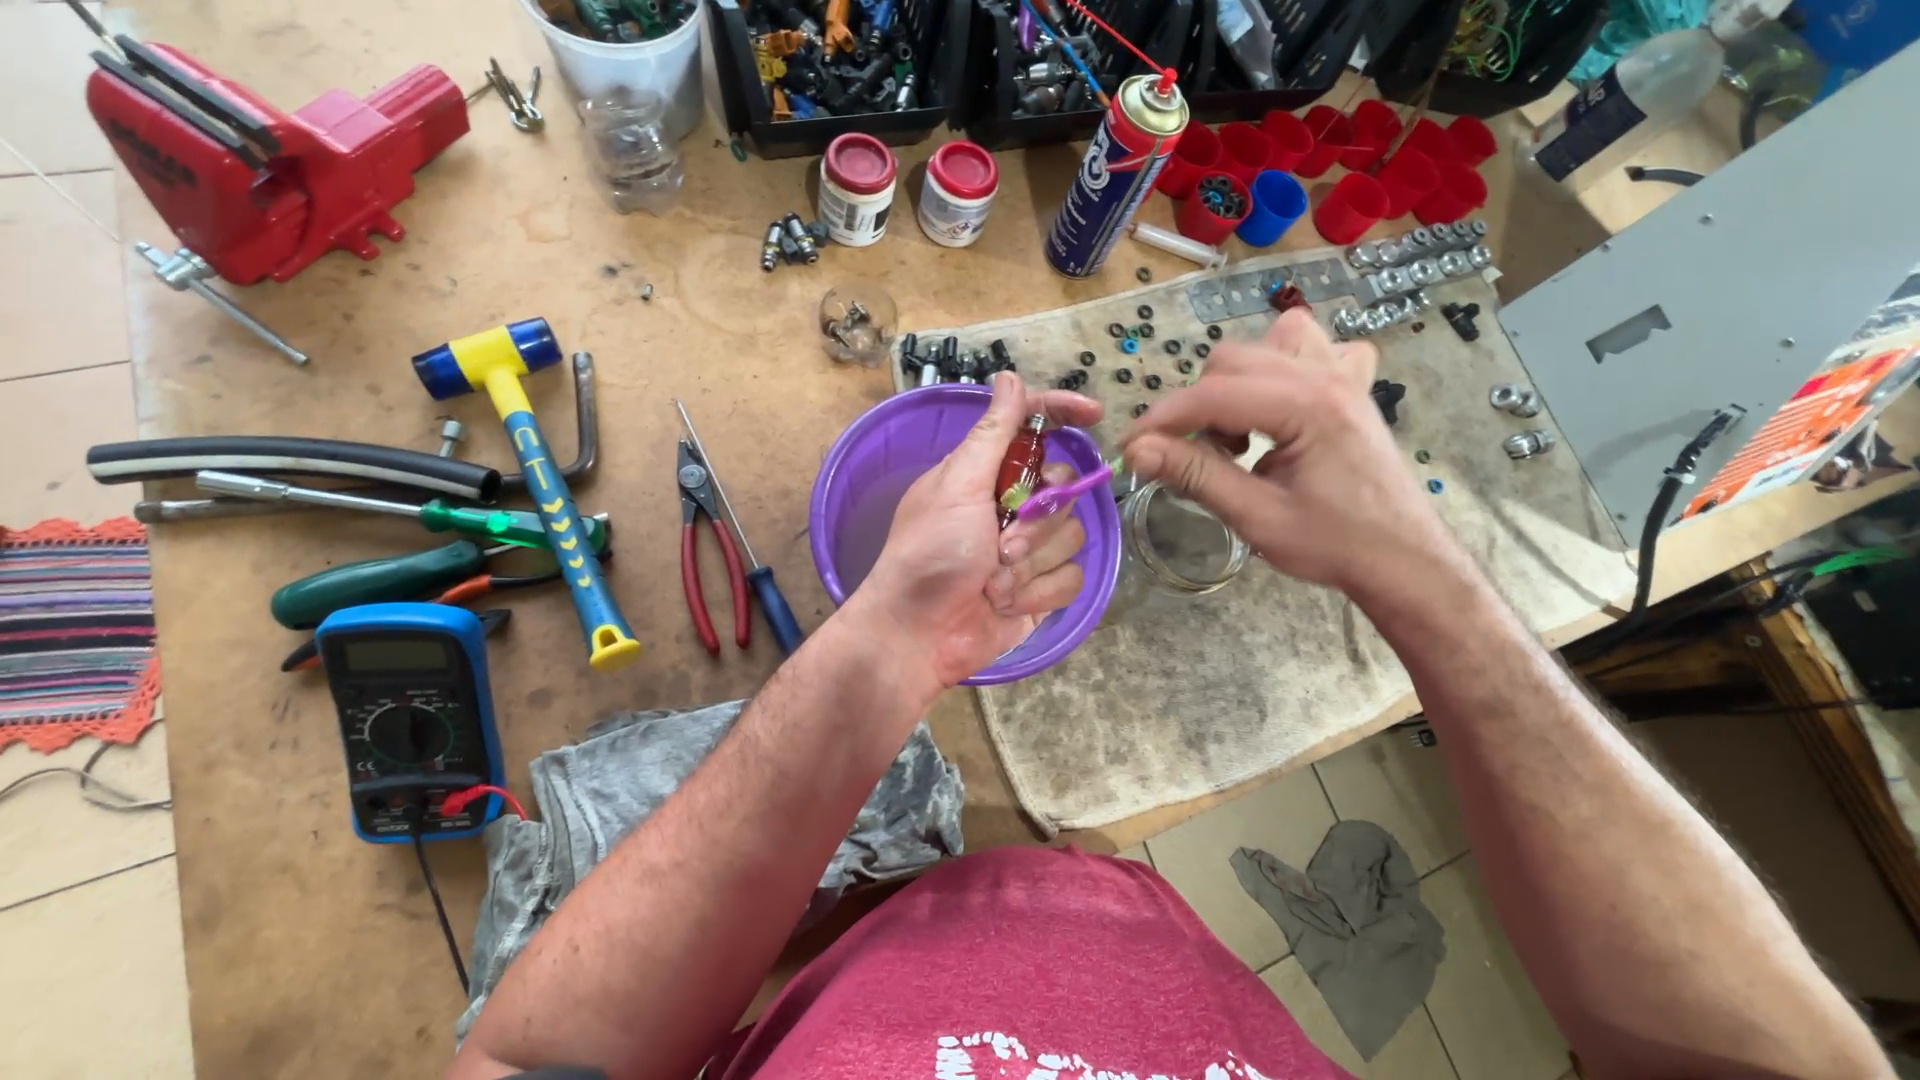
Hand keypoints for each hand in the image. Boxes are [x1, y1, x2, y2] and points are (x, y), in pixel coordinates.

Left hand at [849, 372, 1103, 689]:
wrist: (920, 635)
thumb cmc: (929, 554)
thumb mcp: (957, 486)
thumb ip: (992, 434)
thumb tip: (1009, 377)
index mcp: (986, 473)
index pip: (1034, 427)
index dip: (1063, 413)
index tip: (1093, 412)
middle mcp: (1011, 505)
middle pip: (1065, 487)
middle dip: (1037, 520)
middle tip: (1002, 543)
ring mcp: (1030, 549)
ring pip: (1072, 535)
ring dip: (1033, 562)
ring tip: (994, 582)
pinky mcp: (1041, 588)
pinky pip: (1072, 577)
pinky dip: (1039, 592)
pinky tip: (1006, 603)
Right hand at [1118, 308, 1458, 600]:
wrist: (1405, 561)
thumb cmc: (1335, 545)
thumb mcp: (1257, 517)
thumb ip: (1197, 475)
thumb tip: (1139, 451)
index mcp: (1308, 407)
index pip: (1213, 395)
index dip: (1162, 421)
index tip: (1130, 450)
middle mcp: (1327, 376)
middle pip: (1233, 360)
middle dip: (1198, 406)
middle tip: (1194, 456)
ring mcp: (1345, 376)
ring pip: (1271, 342)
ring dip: (1240, 379)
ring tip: (1240, 429)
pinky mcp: (1353, 387)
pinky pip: (1314, 349)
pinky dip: (1285, 368)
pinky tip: (1282, 408)